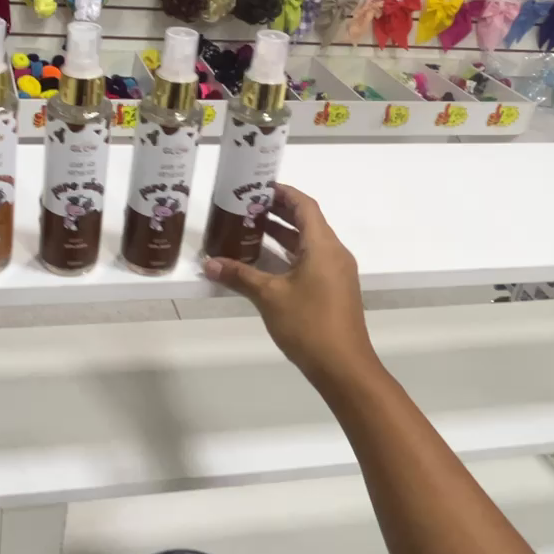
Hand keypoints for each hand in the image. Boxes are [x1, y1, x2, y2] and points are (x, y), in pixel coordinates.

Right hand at [204, 184, 378, 389]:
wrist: (344, 367)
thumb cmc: (309, 324)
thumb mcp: (269, 297)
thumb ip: (239, 275)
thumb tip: (209, 263)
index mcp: (323, 246)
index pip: (304, 205)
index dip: (283, 192)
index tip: (258, 187)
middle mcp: (334, 253)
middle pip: (307, 221)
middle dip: (278, 211)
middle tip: (246, 206)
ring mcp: (336, 273)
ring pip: (308, 242)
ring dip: (282, 233)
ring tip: (249, 227)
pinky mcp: (333, 289)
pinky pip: (310, 260)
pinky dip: (288, 254)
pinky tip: (264, 261)